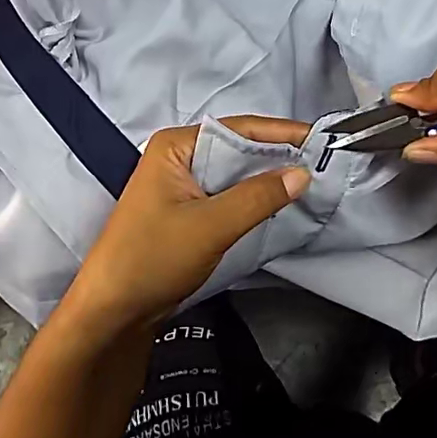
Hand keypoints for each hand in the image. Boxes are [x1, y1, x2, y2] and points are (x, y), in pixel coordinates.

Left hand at [60, 116, 310, 336]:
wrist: (114, 308)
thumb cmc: (152, 258)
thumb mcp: (211, 226)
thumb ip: (258, 197)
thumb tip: (301, 173)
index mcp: (175, 146)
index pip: (236, 129)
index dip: (280, 132)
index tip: (321, 137)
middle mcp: (177, 156)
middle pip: (235, 147)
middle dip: (276, 153)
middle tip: (323, 159)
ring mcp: (180, 183)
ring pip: (232, 171)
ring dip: (266, 175)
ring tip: (310, 177)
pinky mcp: (185, 208)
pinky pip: (226, 192)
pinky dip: (252, 195)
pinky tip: (277, 200)